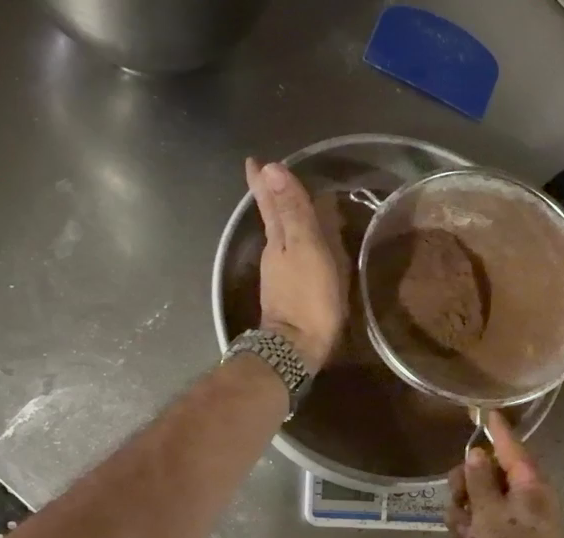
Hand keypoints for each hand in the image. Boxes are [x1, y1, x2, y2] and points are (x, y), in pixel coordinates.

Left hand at [246, 158, 345, 372]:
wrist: (297, 349)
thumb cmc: (308, 298)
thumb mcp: (306, 249)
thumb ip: (292, 211)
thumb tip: (270, 168)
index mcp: (279, 239)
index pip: (271, 202)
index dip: (266, 182)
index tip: (256, 162)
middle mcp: (274, 254)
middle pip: (271, 218)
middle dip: (269, 196)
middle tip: (265, 175)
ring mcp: (279, 277)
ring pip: (279, 237)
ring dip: (280, 218)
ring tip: (286, 204)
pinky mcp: (288, 296)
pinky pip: (289, 258)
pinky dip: (291, 243)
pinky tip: (299, 246)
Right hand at [443, 412, 563, 537]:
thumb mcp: (490, 514)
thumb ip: (480, 482)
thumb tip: (477, 454)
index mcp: (531, 488)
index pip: (512, 450)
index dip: (495, 431)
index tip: (482, 410)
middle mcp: (526, 504)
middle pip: (487, 480)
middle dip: (464, 491)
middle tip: (456, 503)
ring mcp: (515, 529)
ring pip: (476, 510)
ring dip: (462, 522)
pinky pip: (478, 537)